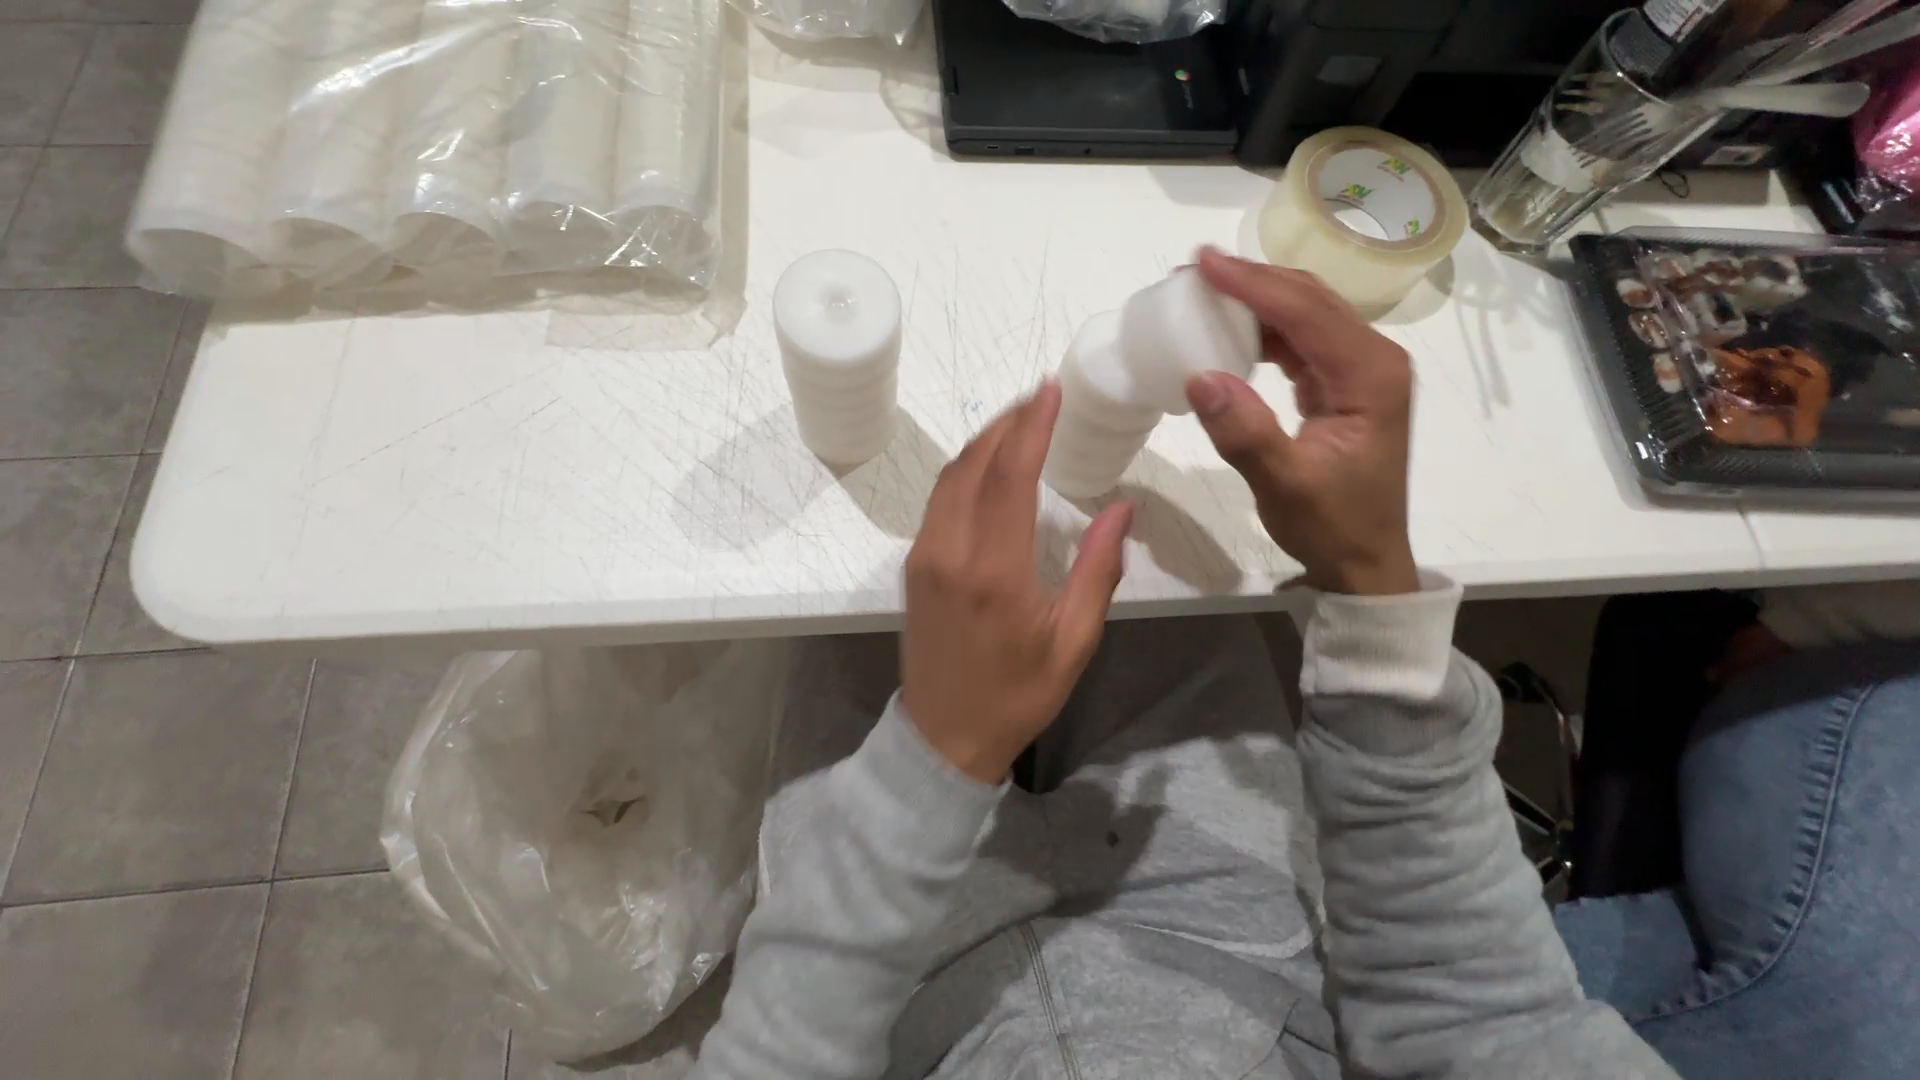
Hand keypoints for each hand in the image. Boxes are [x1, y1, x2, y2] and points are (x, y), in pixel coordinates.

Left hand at [902, 383, 1134, 782]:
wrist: (943, 736)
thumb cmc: (1017, 695)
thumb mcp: (1073, 642)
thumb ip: (1098, 571)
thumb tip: (1121, 508)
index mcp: (994, 571)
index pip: (1010, 476)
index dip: (1032, 427)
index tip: (1050, 390)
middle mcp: (949, 552)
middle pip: (973, 464)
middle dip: (1007, 423)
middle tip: (1040, 396)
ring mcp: (924, 557)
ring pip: (949, 478)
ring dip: (983, 442)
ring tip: (1019, 421)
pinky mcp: (913, 566)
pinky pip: (938, 500)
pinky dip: (964, 469)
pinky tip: (988, 465)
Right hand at [1184, 248, 1417, 595]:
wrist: (1363, 561)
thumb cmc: (1331, 526)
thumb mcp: (1285, 486)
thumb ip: (1245, 433)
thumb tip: (1199, 378)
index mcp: (1370, 376)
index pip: (1305, 312)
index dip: (1252, 285)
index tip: (1202, 264)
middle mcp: (1373, 361)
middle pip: (1311, 301)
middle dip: (1254, 281)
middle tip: (1195, 270)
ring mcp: (1360, 372)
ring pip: (1307, 315)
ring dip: (1258, 300)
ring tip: (1207, 291)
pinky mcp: (1343, 386)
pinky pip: (1302, 341)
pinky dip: (1265, 329)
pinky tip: (1232, 330)